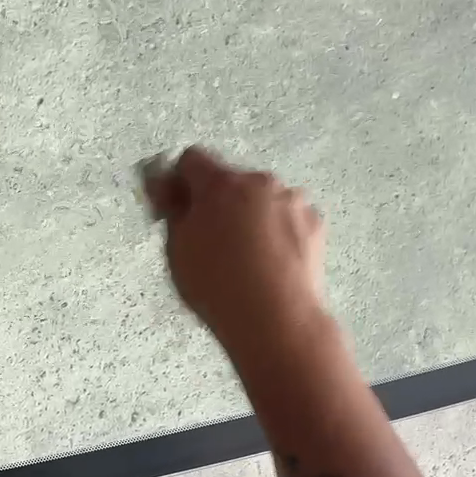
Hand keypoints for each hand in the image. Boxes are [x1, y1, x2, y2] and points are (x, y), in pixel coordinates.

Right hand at [142, 147, 328, 355]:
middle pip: (230, 181)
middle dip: (217, 202)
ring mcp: (292, 200)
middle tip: (208, 241)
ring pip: (260, 199)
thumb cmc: (215, 284)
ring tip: (243, 257)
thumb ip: (170, 207)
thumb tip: (162, 181)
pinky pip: (285, 217)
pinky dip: (275, 231)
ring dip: (248, 215)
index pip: (191, 159)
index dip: (179, 181)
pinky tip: (268, 262)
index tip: (176, 208)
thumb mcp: (177, 248)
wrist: (274, 317)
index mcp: (221, 185)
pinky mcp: (313, 222)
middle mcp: (260, 182)